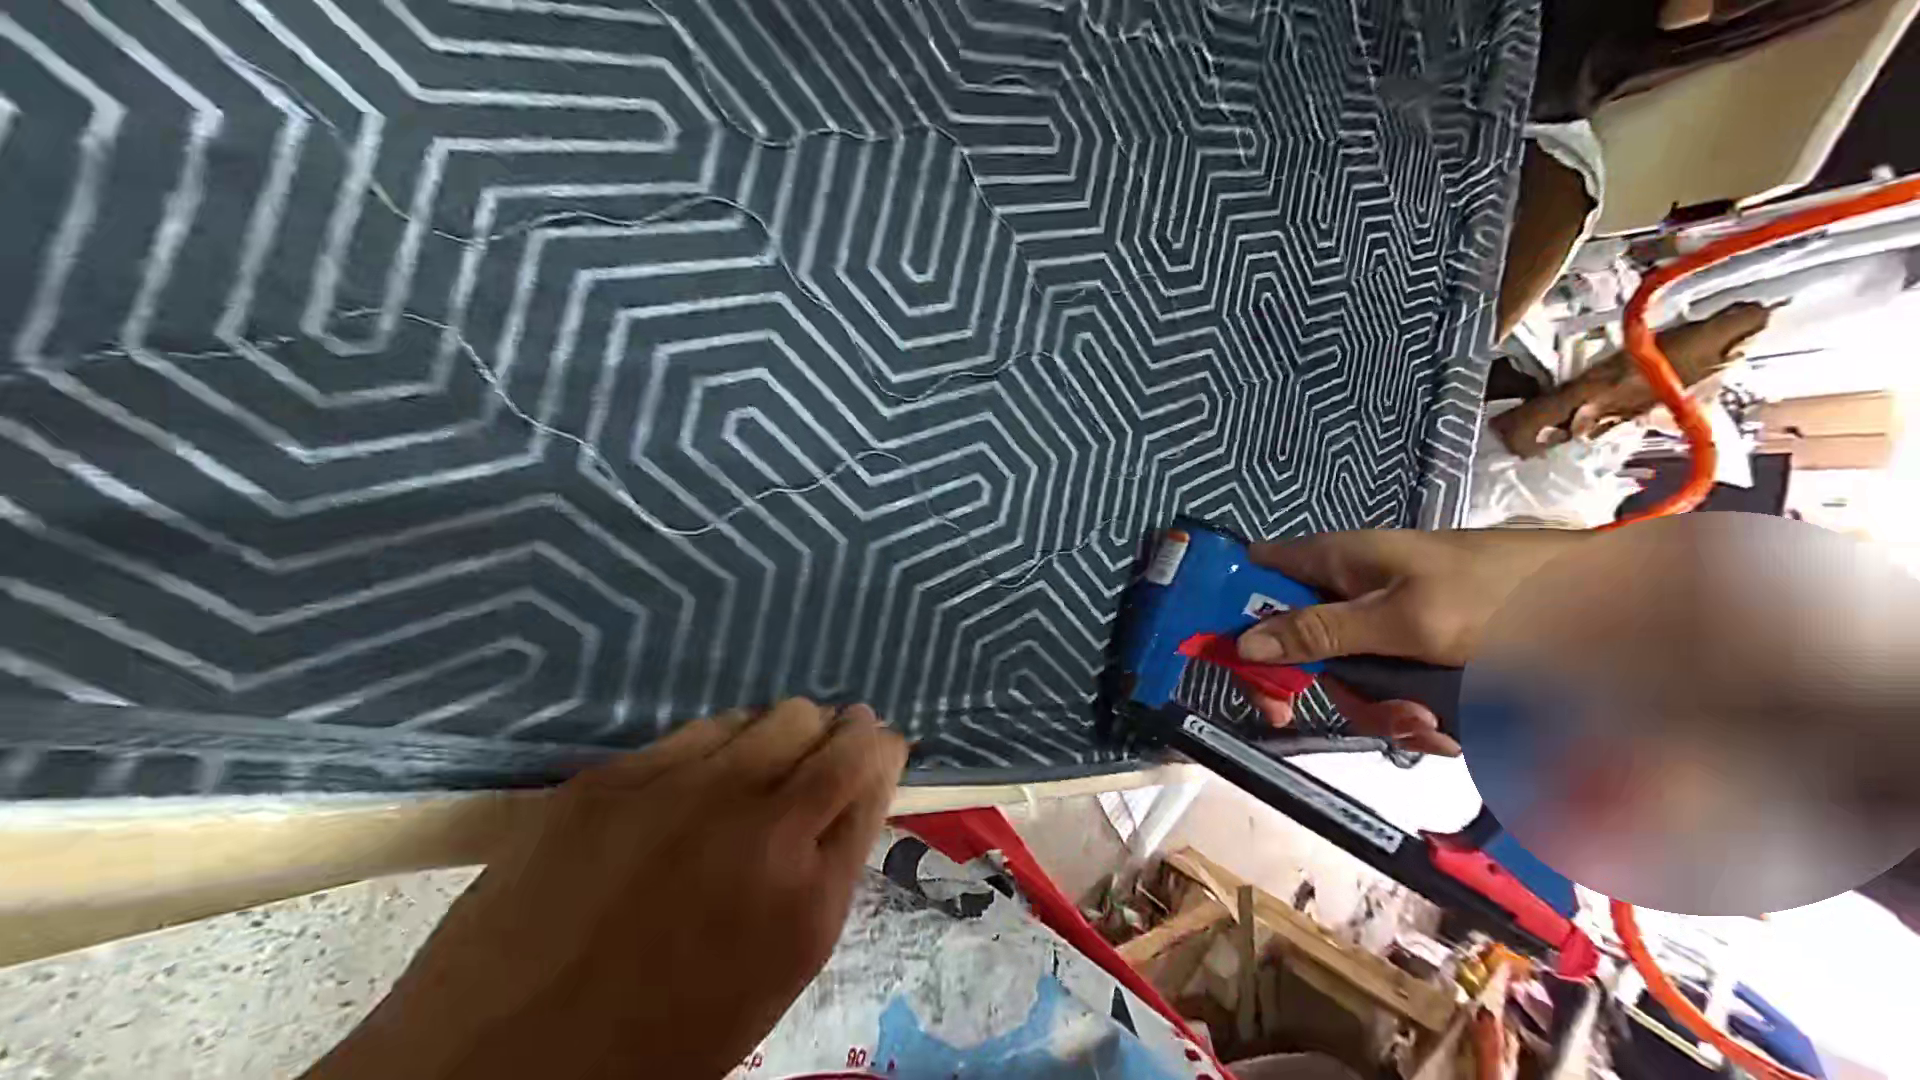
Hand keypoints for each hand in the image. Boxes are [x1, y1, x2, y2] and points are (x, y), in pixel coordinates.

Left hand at [306, 699, 907, 1079]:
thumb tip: (860, 786)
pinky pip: (695, 732)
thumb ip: (832, 865)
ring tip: (760, 772)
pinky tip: (697, 783)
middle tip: (822, 758)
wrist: (503, 1063)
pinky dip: (717, 747)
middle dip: (837, 733)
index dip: (881, 748)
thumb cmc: (669, 1032)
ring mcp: (672, 788)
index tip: (878, 747)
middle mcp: (748, 818)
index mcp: (802, 886)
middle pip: (823, 724)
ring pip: (762, 714)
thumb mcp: (783, 963)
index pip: (869, 767)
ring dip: (778, 736)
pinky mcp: (609, 778)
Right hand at [1235, 528, 1585, 754]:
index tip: (1239, 665)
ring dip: (1377, 709)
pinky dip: (1409, 714)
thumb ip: (1321, 631)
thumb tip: (1242, 642)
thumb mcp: (1403, 619)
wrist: (1602, 605)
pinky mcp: (1413, 647)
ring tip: (1432, 728)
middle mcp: (1345, 588)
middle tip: (1349, 716)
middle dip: (1321, 686)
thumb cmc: (1496, 597)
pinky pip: (1385, 685)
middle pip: (1293, 640)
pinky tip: (1445, 728)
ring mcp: (1380, 620)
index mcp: (1330, 562)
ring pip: (1342, 671)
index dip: (1232, 613)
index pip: (1252, 576)